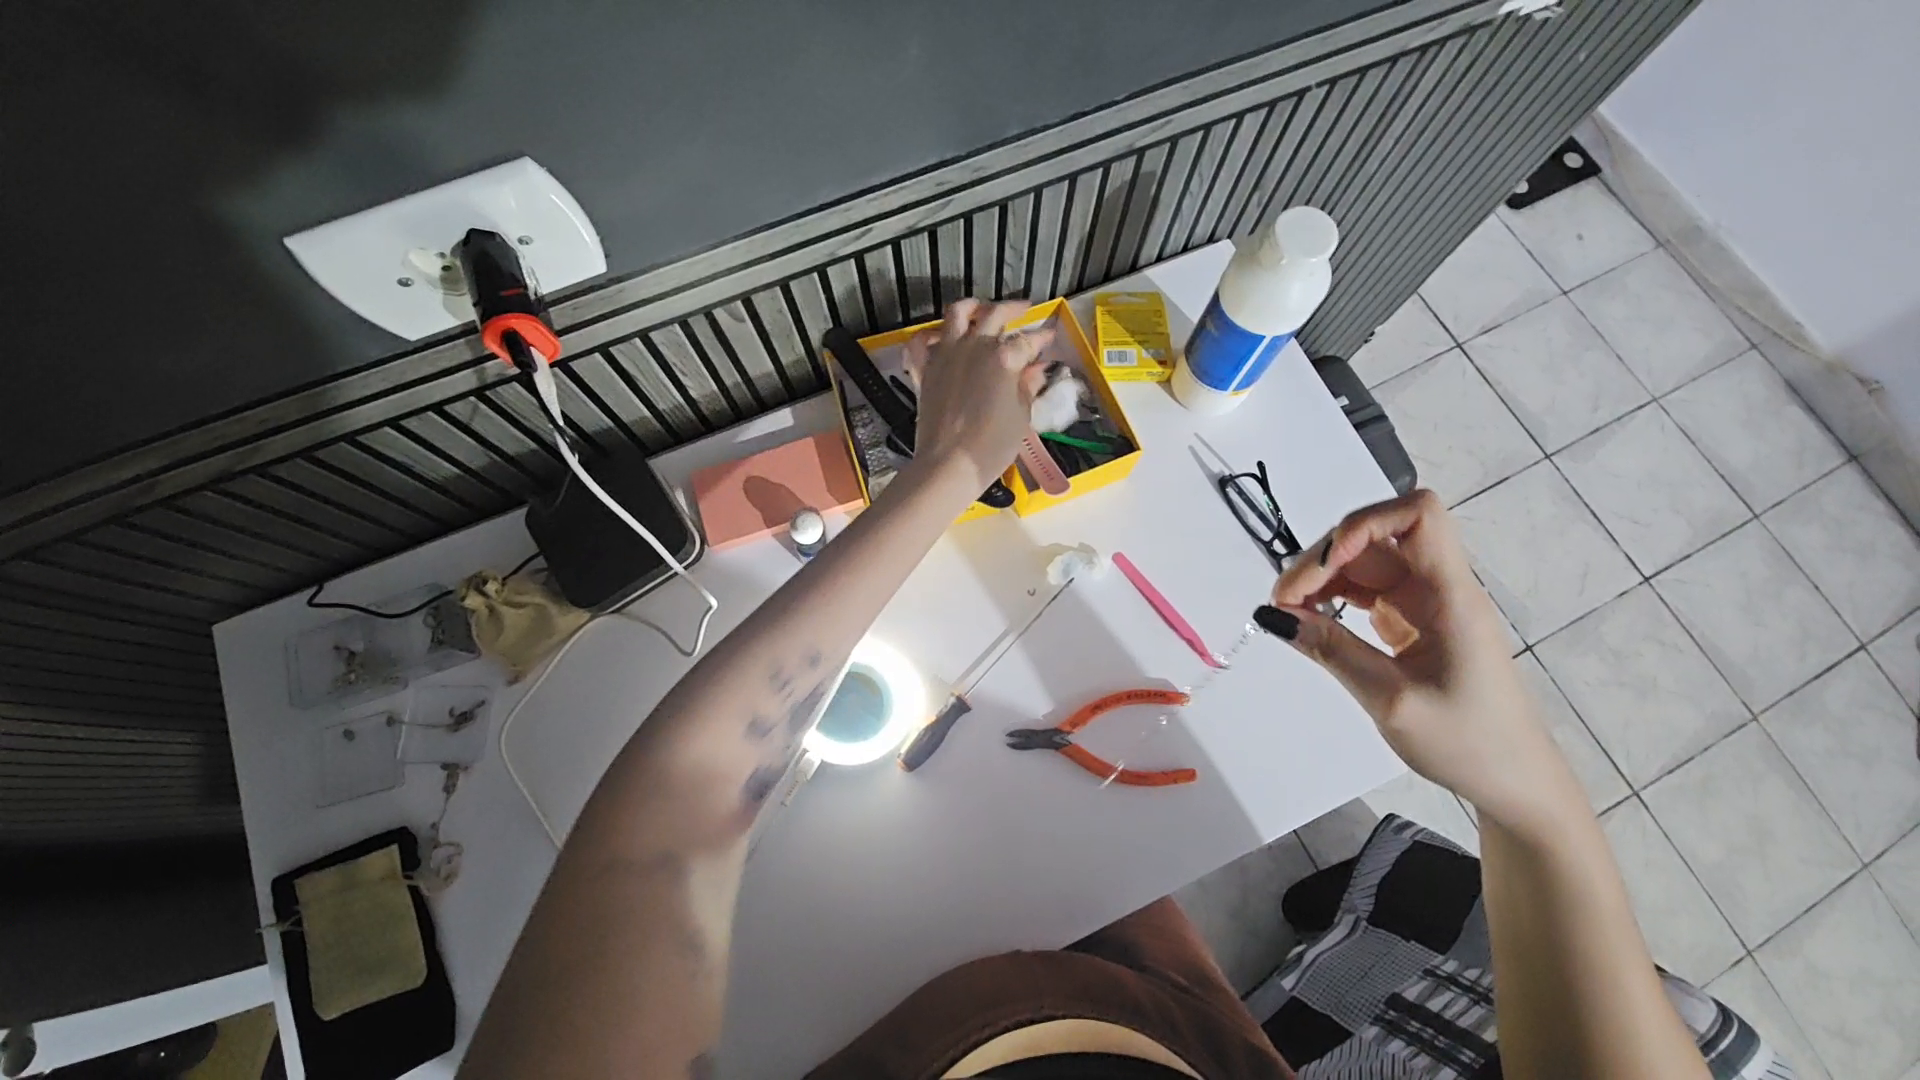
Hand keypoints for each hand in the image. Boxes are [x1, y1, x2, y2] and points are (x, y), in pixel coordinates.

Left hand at [902, 299, 1052, 496]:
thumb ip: (1028, 387)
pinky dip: (929, 334)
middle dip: (1013, 309)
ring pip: (957, 313)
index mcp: (1005, 358)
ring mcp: (946, 354)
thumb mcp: (1021, 417)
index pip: (1029, 340)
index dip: (1042, 337)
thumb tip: (1037, 370)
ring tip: (981, 309)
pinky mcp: (925, 369)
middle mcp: (975, 347)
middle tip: (1024, 310)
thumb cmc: (992, 446)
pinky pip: (921, 342)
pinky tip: (939, 337)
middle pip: (995, 314)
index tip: (1050, 336)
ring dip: (972, 307)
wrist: (949, 464)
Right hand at [1266, 490, 1585, 831]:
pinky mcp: (1414, 624)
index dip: (1363, 523)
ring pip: (1366, 564)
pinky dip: (1334, 598)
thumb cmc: (1468, 744)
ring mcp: (1427, 605)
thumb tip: (1273, 616)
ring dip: (1323, 578)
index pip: (1417, 515)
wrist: (1515, 782)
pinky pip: (1367, 593)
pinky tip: (1311, 621)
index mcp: (1451, 596)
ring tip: (1289, 613)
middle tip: (1283, 603)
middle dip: (1324, 559)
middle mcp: (1440, 588)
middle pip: (1376, 539)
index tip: (1323, 567)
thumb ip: (1331, 651)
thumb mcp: (1391, 700)